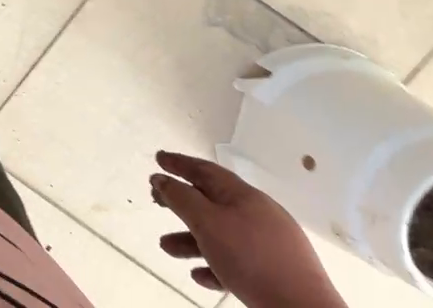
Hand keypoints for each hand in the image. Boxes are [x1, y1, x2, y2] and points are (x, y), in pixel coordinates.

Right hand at [152, 151, 346, 307]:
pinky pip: (238, 261)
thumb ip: (180, 197)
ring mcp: (272, 246)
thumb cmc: (250, 258)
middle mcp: (260, 216)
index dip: (179, 163)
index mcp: (246, 197)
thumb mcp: (206, 222)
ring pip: (222, 234)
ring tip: (167, 247)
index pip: (206, 170)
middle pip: (213, 202)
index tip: (158, 158)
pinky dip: (215, 263)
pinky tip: (200, 275)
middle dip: (182, 202)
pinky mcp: (277, 273)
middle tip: (155, 200)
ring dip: (191, 239)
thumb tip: (161, 179)